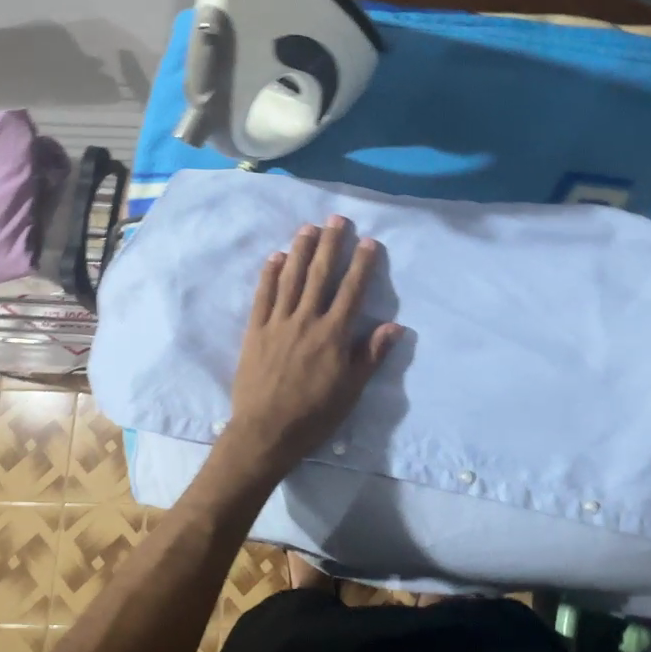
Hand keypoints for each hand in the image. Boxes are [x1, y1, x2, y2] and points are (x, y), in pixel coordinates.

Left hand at [222, 215, 403, 476]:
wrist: (266, 433)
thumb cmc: (314, 415)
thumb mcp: (351, 390)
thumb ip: (371, 355)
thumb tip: (395, 326)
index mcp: (333, 335)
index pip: (352, 291)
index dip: (361, 264)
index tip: (369, 242)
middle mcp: (307, 320)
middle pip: (320, 275)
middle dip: (330, 245)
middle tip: (336, 219)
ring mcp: (278, 323)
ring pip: (291, 278)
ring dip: (300, 250)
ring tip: (309, 228)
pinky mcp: (255, 330)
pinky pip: (263, 295)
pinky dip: (269, 274)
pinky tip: (275, 257)